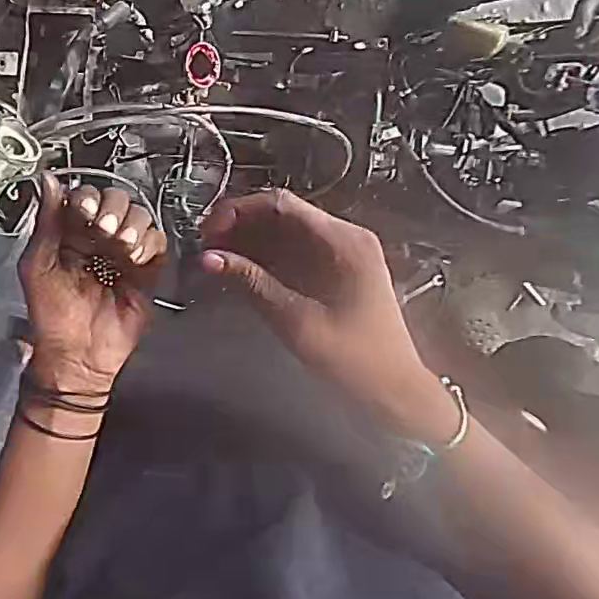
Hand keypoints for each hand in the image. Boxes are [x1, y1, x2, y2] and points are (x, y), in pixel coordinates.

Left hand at [18, 175, 169, 392]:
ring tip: (120, 247)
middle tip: (104, 230)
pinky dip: (150, 244)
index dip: (88, 197)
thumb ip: (46, 222)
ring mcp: (123, 254)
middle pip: (117, 200)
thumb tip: (48, 182)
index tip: (84, 211)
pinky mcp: (146, 273)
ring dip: (132, 225)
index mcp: (70, 233)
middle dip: (112, 210)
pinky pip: (158, 244)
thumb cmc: (50, 317)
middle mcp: (98, 239)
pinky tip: (134, 258)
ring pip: (140, 216)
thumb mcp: (37, 265)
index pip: (86, 195)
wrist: (76, 356)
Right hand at [199, 190, 452, 437]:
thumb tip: (206, 258)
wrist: (394, 393)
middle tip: (204, 246)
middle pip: (281, 214)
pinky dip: (264, 256)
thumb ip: (250, 282)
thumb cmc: (351, 358)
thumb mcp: (294, 320)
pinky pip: (293, 251)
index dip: (237, 211)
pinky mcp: (336, 271)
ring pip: (284, 231)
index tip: (206, 232)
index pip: (280, 204)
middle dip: (238, 225)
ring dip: (247, 240)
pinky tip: (238, 268)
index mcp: (342, 240)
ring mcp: (342, 253)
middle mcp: (344, 237)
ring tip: (214, 257)